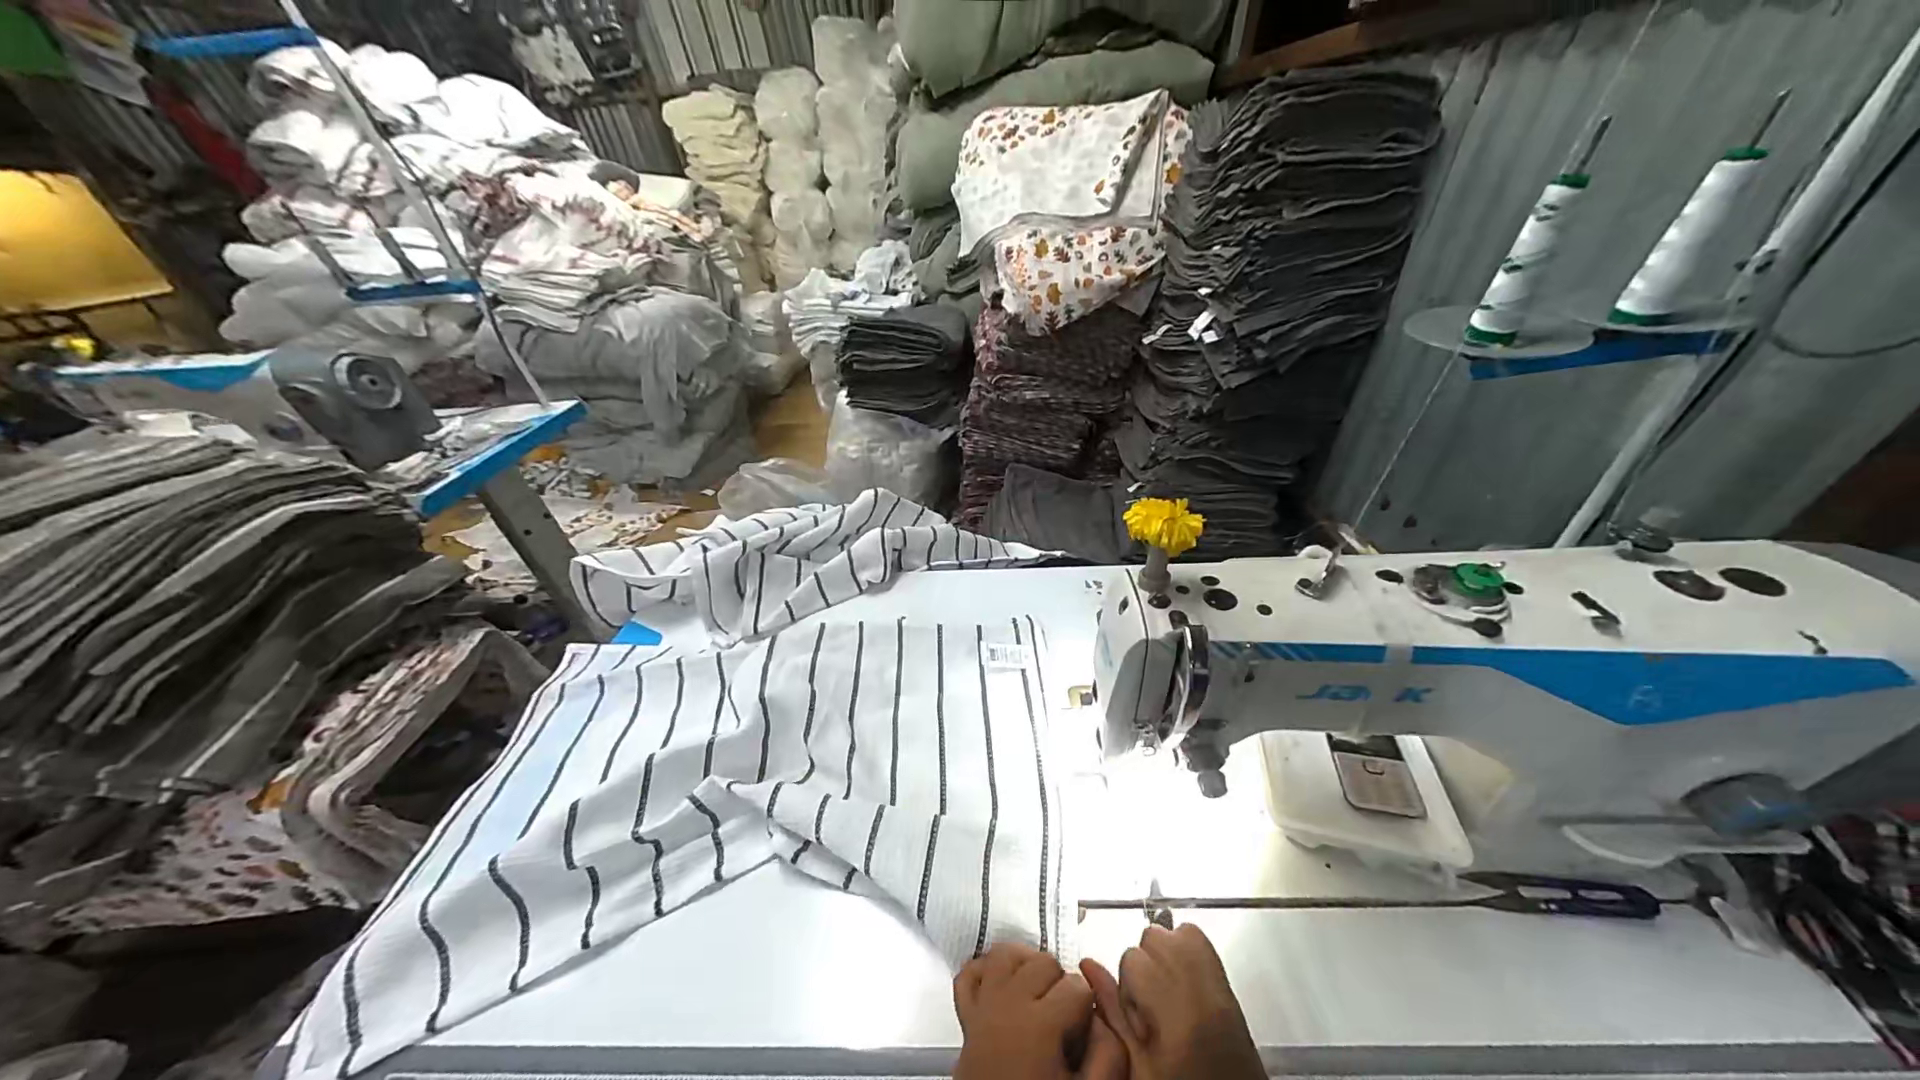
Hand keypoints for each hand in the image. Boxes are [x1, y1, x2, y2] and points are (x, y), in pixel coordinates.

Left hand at [954, 943, 1126, 1079]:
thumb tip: (1102, 1018)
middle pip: (1043, 962)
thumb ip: (1107, 1053)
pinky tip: (1004, 985)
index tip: (1086, 1027)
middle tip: (1064, 1016)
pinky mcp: (965, 1016)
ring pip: (1006, 954)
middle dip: (1060, 982)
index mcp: (1040, 1025)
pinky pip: (970, 973)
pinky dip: (985, 969)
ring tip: (1039, 994)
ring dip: (1026, 966)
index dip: (1088, 1003)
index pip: (1077, 985)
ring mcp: (982, 1006)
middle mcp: (1008, 1004)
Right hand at [1081, 924, 1262, 1079]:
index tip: (1138, 1020)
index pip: (1134, 958)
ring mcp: (1221, 984)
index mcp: (1178, 1013)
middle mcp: (1203, 989)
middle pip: (1155, 937)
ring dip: (1164, 956)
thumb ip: (1112, 1014)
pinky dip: (1186, 954)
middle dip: (1144, 966)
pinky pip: (1202, 944)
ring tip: (1167, 996)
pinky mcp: (1230, 987)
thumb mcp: (1137, 1067)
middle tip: (1151, 1008)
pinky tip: (1182, 989)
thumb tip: (1089, 967)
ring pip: (1178, 933)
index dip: (1127, 987)